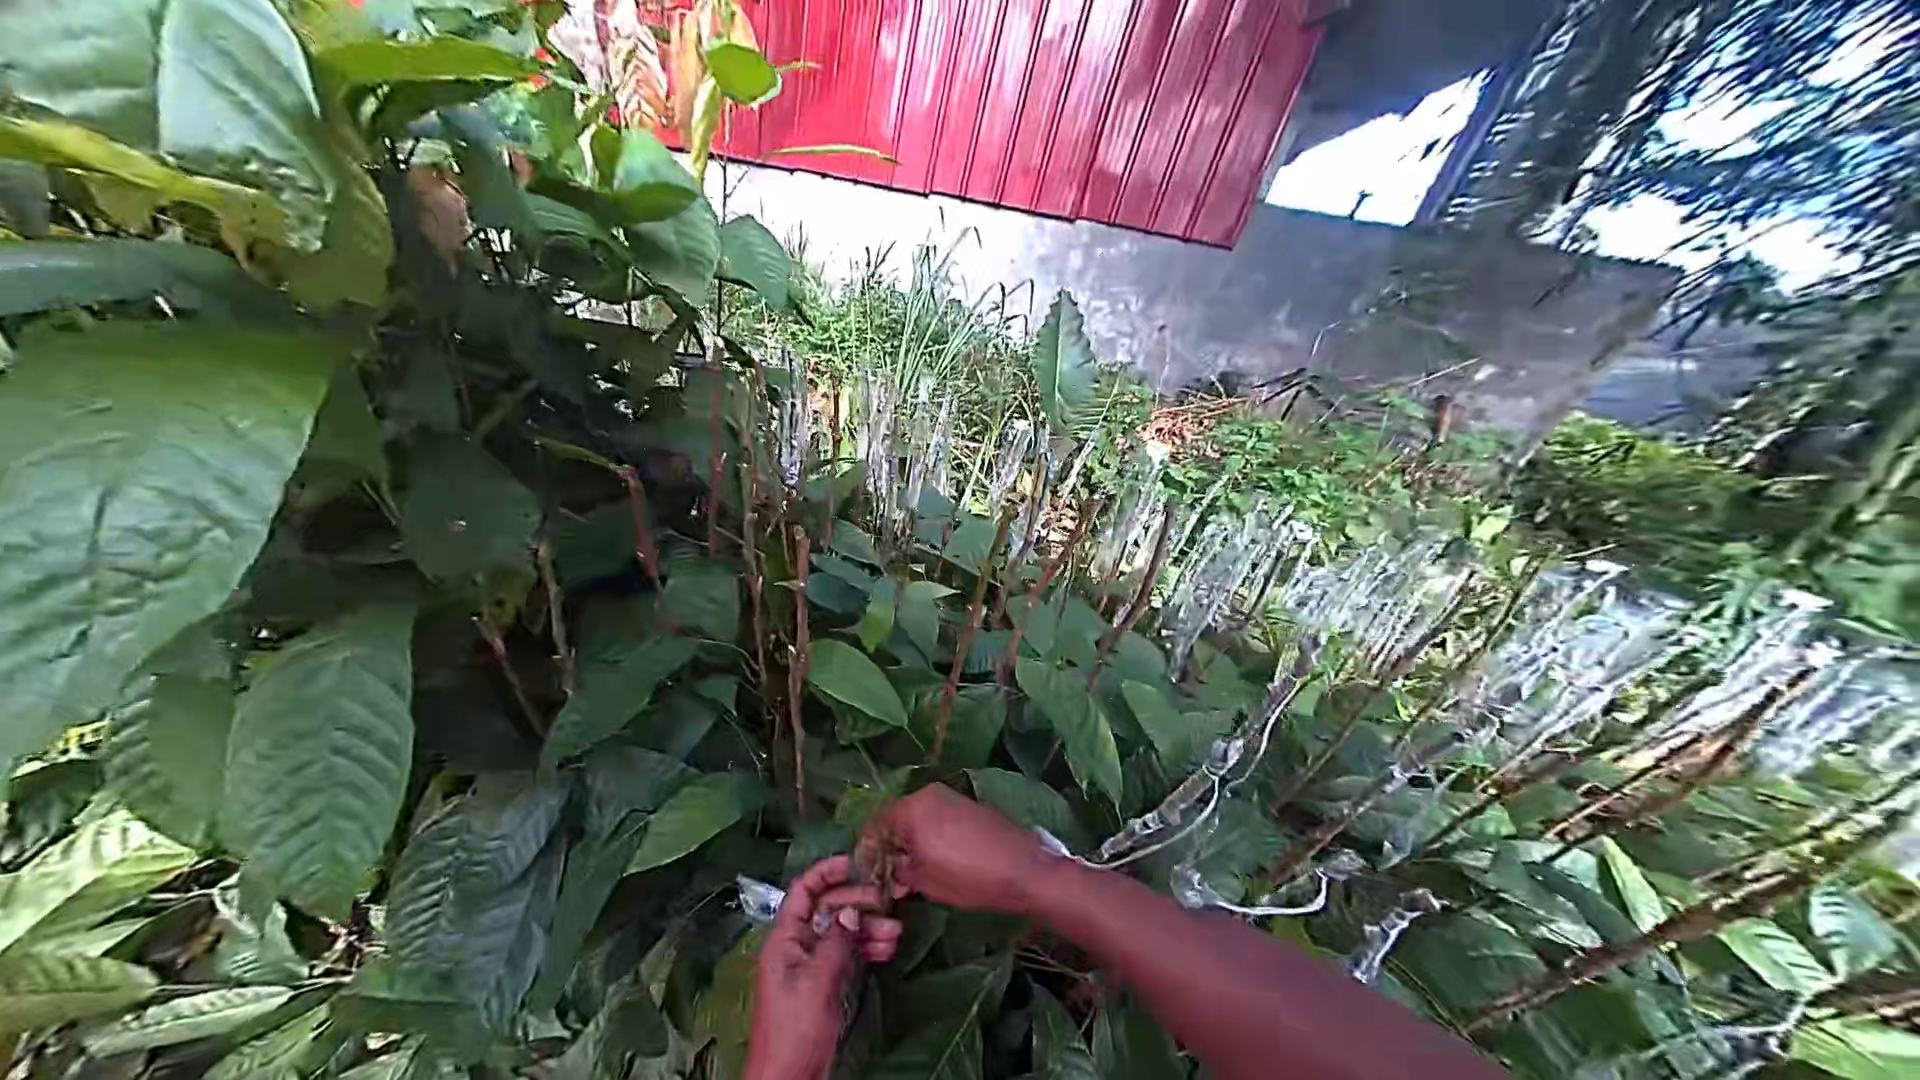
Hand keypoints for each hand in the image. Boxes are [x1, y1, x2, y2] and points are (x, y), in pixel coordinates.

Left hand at [742, 855, 901, 1079]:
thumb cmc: (794, 1030)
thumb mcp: (816, 982)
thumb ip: (835, 942)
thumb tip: (851, 911)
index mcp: (785, 939)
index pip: (804, 891)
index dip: (827, 872)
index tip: (854, 863)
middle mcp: (798, 945)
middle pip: (829, 908)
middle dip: (857, 904)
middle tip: (885, 905)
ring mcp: (813, 963)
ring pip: (842, 931)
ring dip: (868, 928)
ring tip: (894, 933)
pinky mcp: (826, 981)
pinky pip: (848, 952)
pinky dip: (866, 948)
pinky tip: (886, 950)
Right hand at [860, 783, 1057, 915]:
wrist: (1020, 868)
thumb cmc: (967, 876)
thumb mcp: (925, 881)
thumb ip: (901, 870)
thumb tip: (892, 868)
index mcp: (912, 808)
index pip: (876, 825)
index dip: (868, 850)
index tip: (868, 872)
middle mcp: (928, 794)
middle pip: (897, 818)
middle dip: (891, 844)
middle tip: (888, 873)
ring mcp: (950, 797)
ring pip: (918, 817)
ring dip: (911, 839)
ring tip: (911, 869)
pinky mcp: (967, 805)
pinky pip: (937, 817)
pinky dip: (929, 834)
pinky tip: (934, 857)